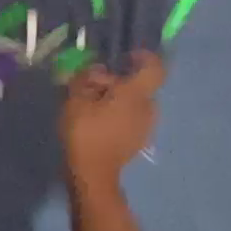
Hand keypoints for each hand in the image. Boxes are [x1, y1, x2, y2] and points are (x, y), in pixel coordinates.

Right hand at [60, 50, 165, 187]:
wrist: (93, 173)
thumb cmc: (85, 131)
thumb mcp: (76, 98)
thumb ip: (86, 79)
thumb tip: (97, 70)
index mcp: (136, 94)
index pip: (154, 68)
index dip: (144, 57)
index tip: (126, 56)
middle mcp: (148, 108)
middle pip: (139, 86)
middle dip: (119, 82)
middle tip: (92, 85)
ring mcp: (146, 127)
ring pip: (136, 103)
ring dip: (118, 99)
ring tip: (93, 105)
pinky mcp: (139, 141)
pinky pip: (133, 118)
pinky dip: (119, 114)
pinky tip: (99, 121)